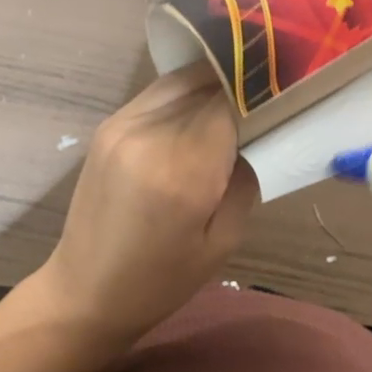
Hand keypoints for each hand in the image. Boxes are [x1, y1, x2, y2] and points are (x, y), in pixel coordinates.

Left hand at [38, 63, 257, 340]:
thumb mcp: (223, 243)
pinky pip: (158, 94)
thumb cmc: (160, 281)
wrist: (85, 292)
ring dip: (213, 88)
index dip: (264, 97)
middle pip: (209, 81)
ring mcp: (122, 124)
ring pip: (183, 79)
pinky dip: (185, 98)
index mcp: (182, 168)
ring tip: (236, 112)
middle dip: (242, 89)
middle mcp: (148, 133)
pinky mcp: (107, 127)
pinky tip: (198, 121)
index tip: (287, 105)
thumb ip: (245, 181)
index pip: (235, 100)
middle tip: (267, 108)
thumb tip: (255, 138)